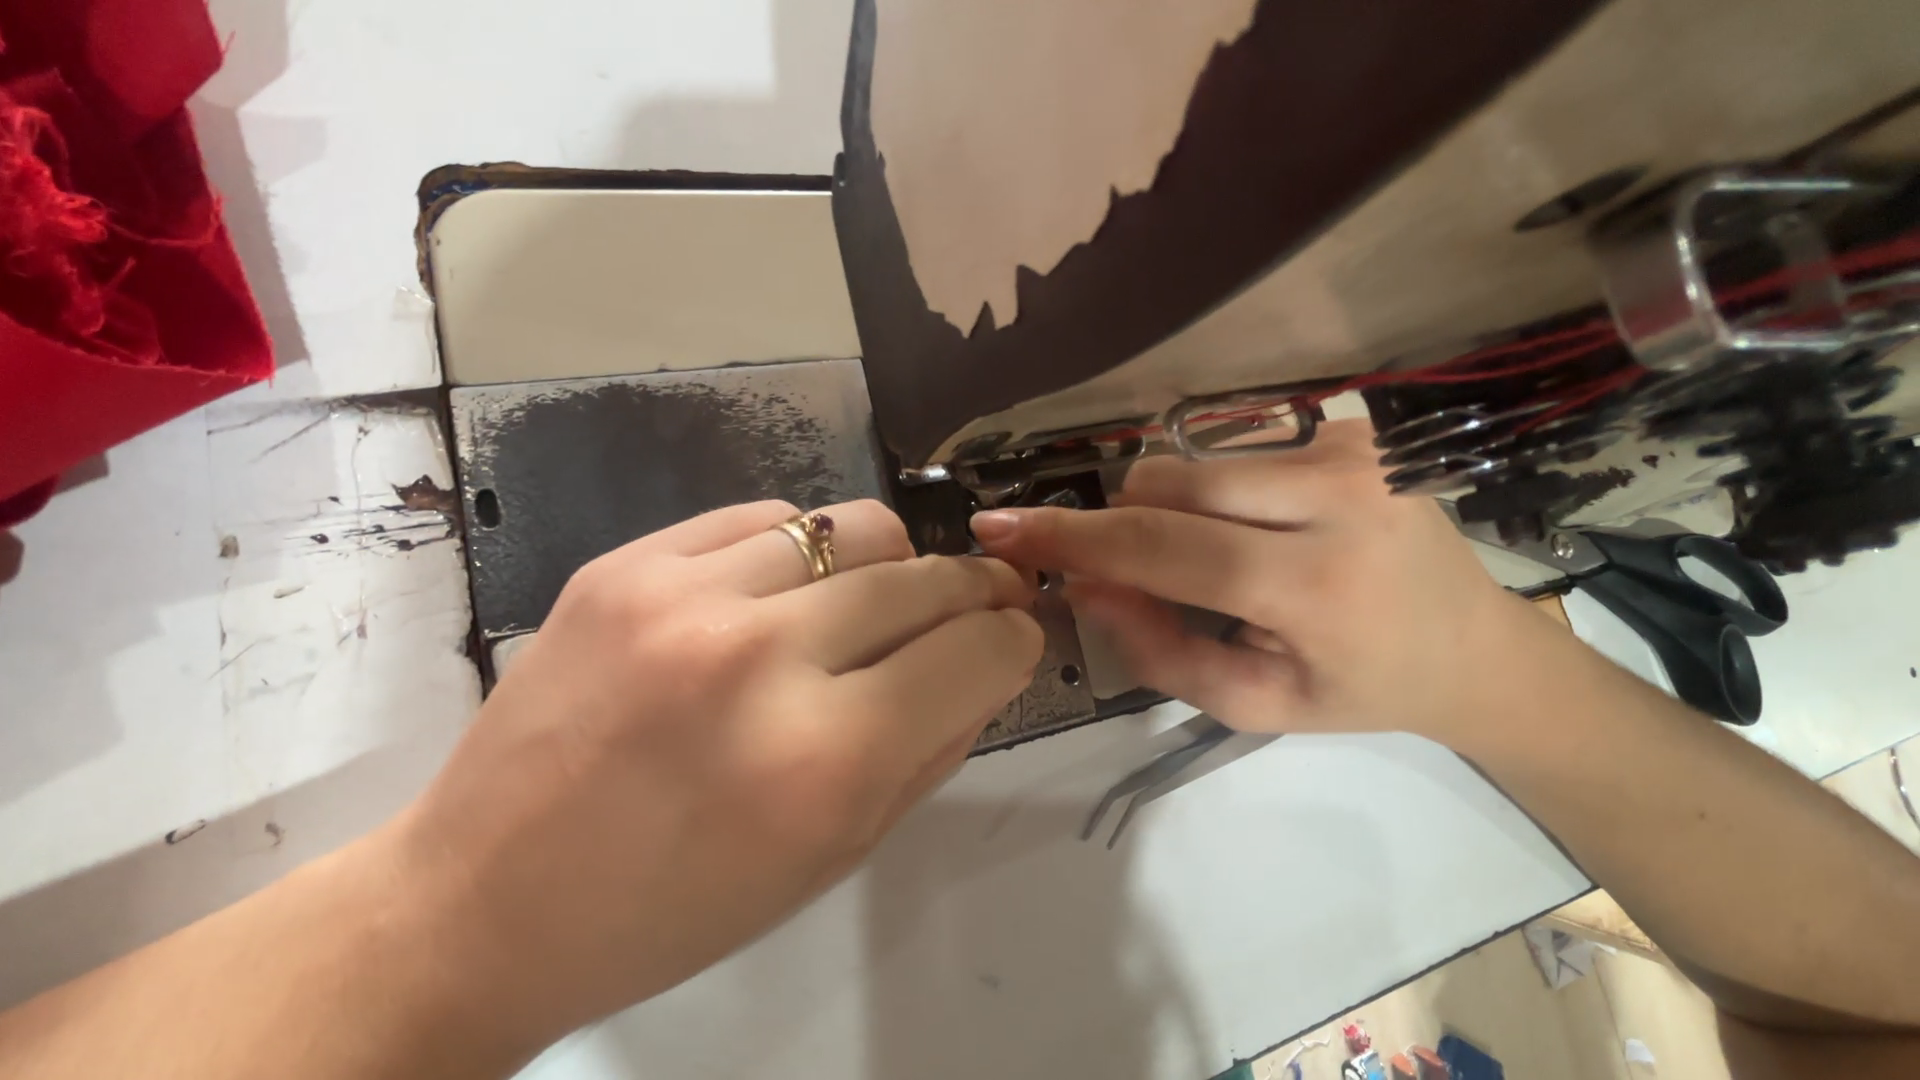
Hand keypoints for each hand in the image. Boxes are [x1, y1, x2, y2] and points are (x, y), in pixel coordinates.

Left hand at [387, 499, 1041, 1049]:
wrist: (483, 900)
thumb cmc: (673, 908)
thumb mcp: (831, 858)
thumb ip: (930, 752)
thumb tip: (989, 665)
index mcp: (822, 761)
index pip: (976, 652)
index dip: (1015, 640)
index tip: (1015, 637)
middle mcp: (759, 657)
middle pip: (922, 578)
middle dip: (972, 592)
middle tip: (979, 603)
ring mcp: (683, 595)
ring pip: (851, 524)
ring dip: (889, 563)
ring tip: (875, 599)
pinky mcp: (626, 563)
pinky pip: (765, 517)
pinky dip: (802, 550)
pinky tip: (788, 591)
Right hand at [970, 421, 1547, 739]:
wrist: (1478, 646)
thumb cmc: (1362, 689)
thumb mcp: (1255, 704)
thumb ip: (1161, 649)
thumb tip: (1085, 582)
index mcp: (1314, 583)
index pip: (1161, 546)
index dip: (1068, 536)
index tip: (998, 525)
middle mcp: (1334, 495)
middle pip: (1163, 483)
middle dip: (1123, 526)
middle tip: (1143, 574)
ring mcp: (1348, 449)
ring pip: (1189, 459)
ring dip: (1167, 508)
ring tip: (1214, 556)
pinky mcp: (1352, 428)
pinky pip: (1230, 448)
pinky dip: (1211, 490)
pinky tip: (1253, 526)